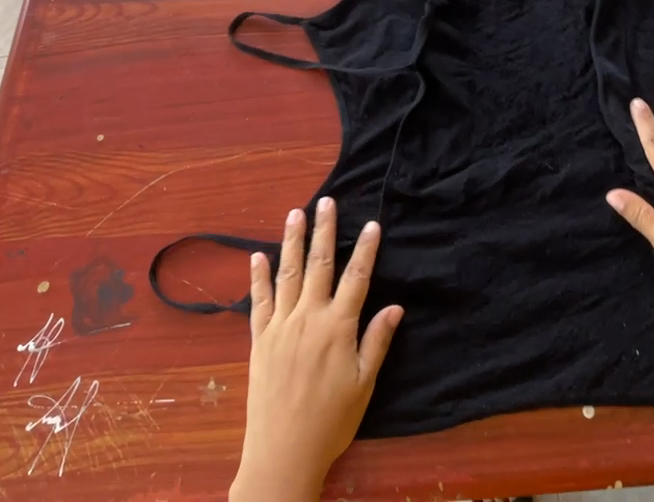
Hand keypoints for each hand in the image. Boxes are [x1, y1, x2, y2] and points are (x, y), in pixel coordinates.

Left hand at [230, 197, 403, 501]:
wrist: (282, 453)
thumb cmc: (331, 421)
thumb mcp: (364, 384)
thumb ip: (377, 342)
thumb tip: (396, 306)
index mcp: (338, 327)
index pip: (356, 278)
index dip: (366, 249)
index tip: (372, 223)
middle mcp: (308, 318)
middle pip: (318, 265)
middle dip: (324, 230)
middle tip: (327, 201)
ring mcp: (280, 326)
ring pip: (287, 273)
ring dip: (292, 241)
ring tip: (296, 213)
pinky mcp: (259, 339)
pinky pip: (259, 301)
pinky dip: (258, 276)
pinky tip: (258, 255)